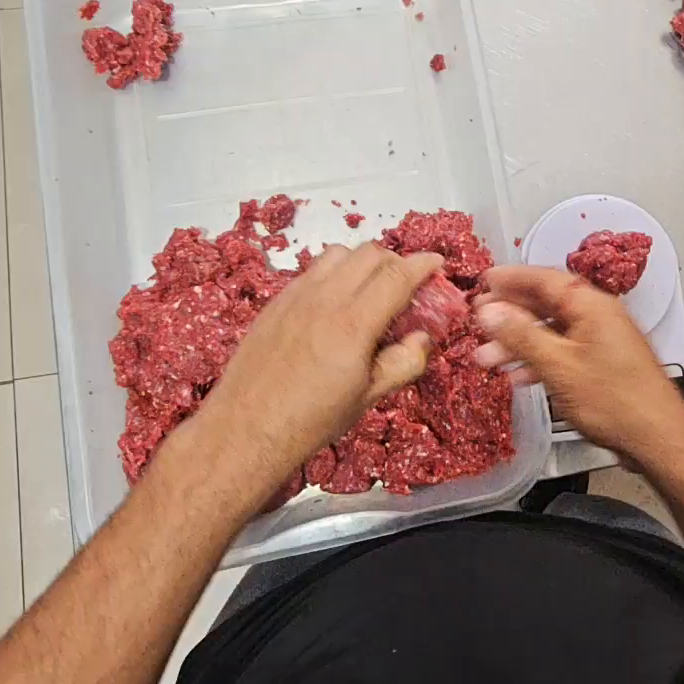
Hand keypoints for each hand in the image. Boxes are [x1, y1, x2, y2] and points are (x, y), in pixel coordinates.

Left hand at [191, 244, 444, 479]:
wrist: (245, 429)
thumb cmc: (312, 420)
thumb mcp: (368, 397)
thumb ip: (404, 363)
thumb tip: (423, 338)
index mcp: (354, 324)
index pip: (397, 275)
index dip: (423, 264)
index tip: (437, 264)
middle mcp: (325, 299)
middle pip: (370, 254)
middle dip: (396, 261)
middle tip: (407, 285)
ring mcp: (296, 296)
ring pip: (339, 254)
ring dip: (363, 262)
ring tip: (370, 289)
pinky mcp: (276, 302)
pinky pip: (312, 271)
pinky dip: (335, 274)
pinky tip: (336, 303)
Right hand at [471, 266, 683, 464]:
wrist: (657, 438)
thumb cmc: (614, 400)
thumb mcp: (558, 365)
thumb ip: (521, 336)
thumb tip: (490, 311)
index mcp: (591, 305)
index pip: (544, 279)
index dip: (511, 278)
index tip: (484, 280)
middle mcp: (598, 316)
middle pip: (546, 304)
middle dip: (510, 313)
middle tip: (480, 318)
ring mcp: (602, 341)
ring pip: (552, 332)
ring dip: (519, 342)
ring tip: (488, 357)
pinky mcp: (602, 364)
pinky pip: (563, 352)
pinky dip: (539, 360)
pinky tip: (520, 376)